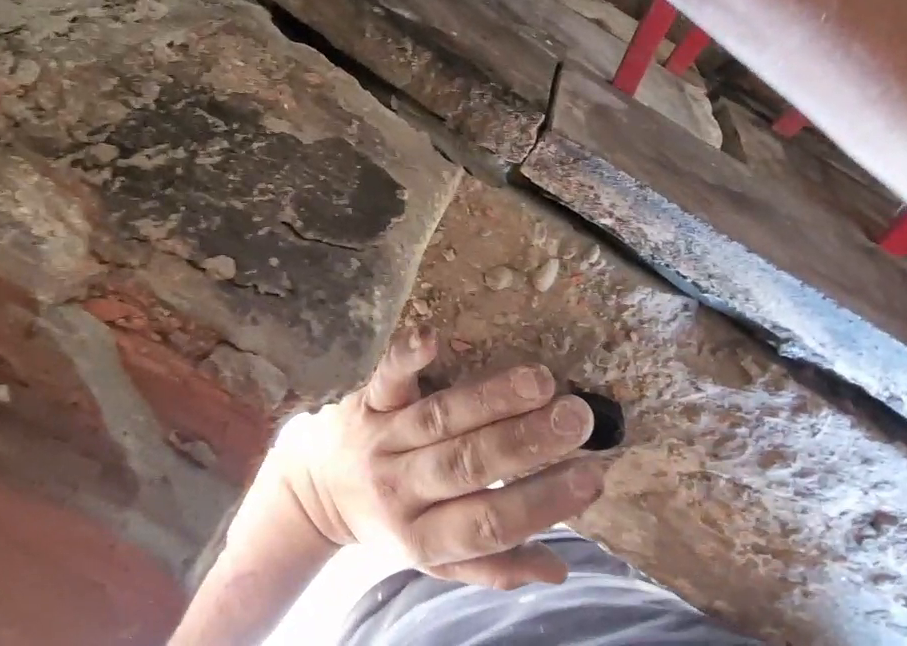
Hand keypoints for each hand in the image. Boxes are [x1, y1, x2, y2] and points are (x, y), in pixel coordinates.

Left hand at [270, 328, 606, 588]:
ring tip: (540, 382)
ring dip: (490, 399)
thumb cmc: (392, 521)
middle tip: (576, 419)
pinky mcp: (367, 398)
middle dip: (526, 442)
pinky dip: (406, 358)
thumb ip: (494, 564)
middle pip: (467, 465)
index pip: (490, 523)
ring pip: (439, 418)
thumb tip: (559, 569)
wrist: (315, 492)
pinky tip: (432, 336)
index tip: (592, 477)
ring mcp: (383, 437)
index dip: (542, 504)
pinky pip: (385, 377)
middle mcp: (403, 486)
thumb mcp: (436, 557)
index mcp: (424, 534)